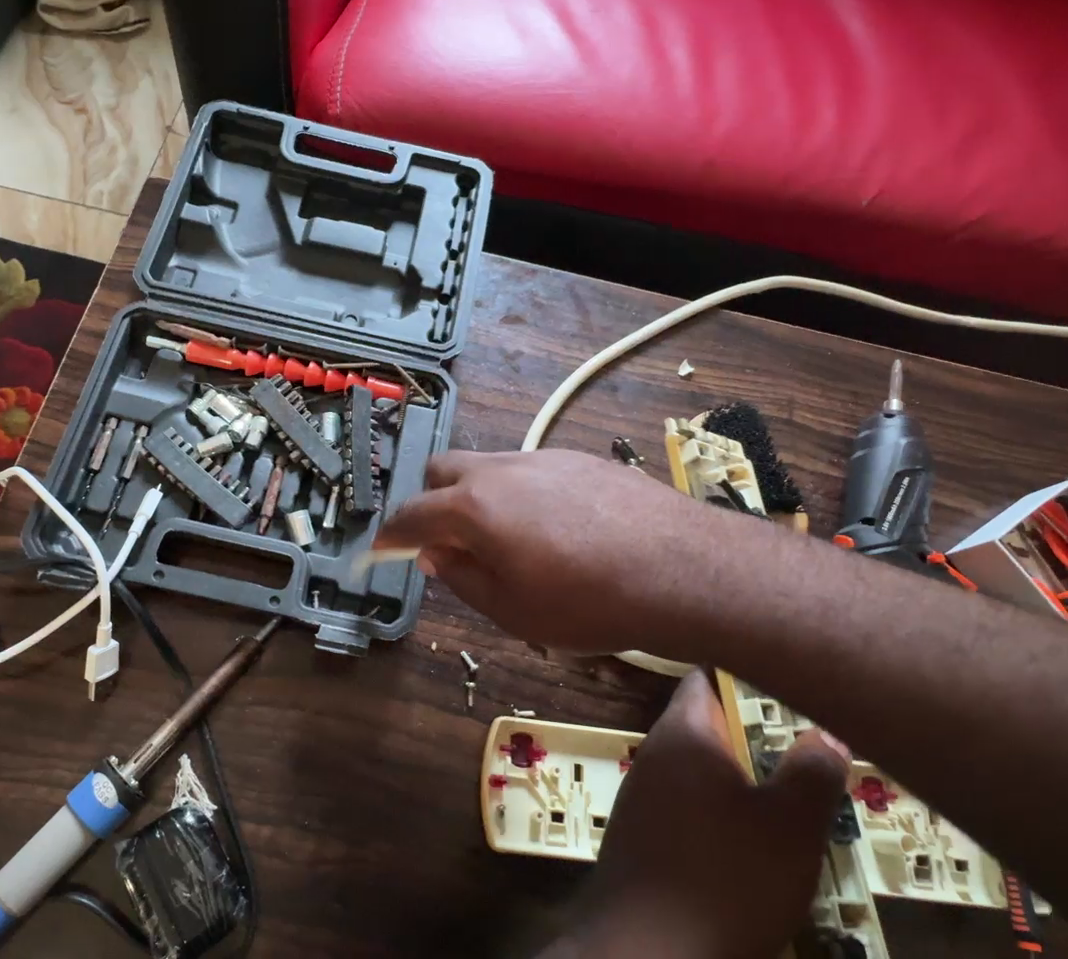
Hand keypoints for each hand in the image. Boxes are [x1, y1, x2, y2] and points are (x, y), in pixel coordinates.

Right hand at [373, 449, 750, 653]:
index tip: (382, 549)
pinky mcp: (582, 459)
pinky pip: (531, 470)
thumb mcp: (511, 610)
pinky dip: (519, 493)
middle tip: (445, 542)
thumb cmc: (588, 603)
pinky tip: (553, 530)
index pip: (413, 514)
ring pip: (489, 466)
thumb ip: (462, 576)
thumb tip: (435, 553)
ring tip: (505, 541)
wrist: (685, 571)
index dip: (391, 534)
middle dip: (430, 502)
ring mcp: (545, 458)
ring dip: (477, 496)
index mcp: (474, 506)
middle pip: (443, 470)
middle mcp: (503, 469)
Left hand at [543, 671, 850, 958]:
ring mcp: (643, 793)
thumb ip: (812, 772)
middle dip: (757, 733)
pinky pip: (688, 804)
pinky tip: (753, 838)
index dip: (749, 672)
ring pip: (701, 767)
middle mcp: (655, 752)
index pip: (708, 674)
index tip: (792, 678)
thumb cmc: (724, 878)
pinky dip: (721, 810)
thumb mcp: (789, 827)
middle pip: (709, 723)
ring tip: (794, 793)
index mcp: (683, 732)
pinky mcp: (642, 834)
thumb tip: (826, 731)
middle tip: (811, 745)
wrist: (645, 950)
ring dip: (743, 777)